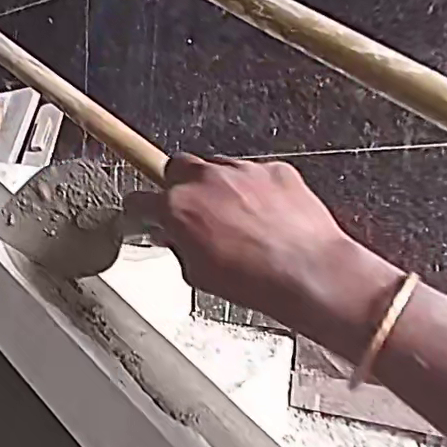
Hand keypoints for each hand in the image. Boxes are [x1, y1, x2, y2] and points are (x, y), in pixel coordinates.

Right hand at [127, 155, 400, 353]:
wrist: (306, 273)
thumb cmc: (253, 279)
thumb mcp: (195, 273)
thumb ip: (177, 246)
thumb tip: (175, 239)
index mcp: (178, 207)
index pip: (140, 200)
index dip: (140, 210)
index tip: (143, 214)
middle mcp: (206, 180)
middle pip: (177, 168)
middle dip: (179, 188)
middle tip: (190, 213)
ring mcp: (241, 171)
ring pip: (216, 169)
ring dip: (218, 189)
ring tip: (233, 222)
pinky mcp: (274, 170)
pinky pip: (253, 174)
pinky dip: (253, 191)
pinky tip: (262, 219)